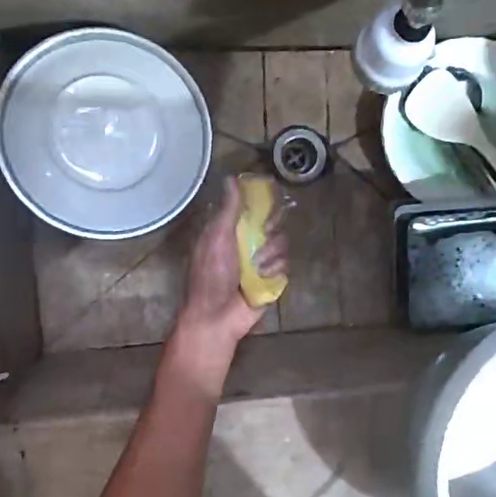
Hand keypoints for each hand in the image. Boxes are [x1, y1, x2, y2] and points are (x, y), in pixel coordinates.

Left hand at [173, 176, 286, 350]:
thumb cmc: (210, 275)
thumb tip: (231, 179)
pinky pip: (285, 264)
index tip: (269, 198)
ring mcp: (260, 261)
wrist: (216, 317)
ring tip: (256, 266)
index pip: (251, 206)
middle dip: (270, 228)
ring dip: (270, 253)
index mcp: (229, 230)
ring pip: (281, 243)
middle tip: (263, 233)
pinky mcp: (272, 279)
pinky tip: (263, 278)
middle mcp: (246, 242)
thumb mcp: (216, 237)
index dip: (262, 201)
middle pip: (272, 222)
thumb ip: (228, 210)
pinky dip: (275, 270)